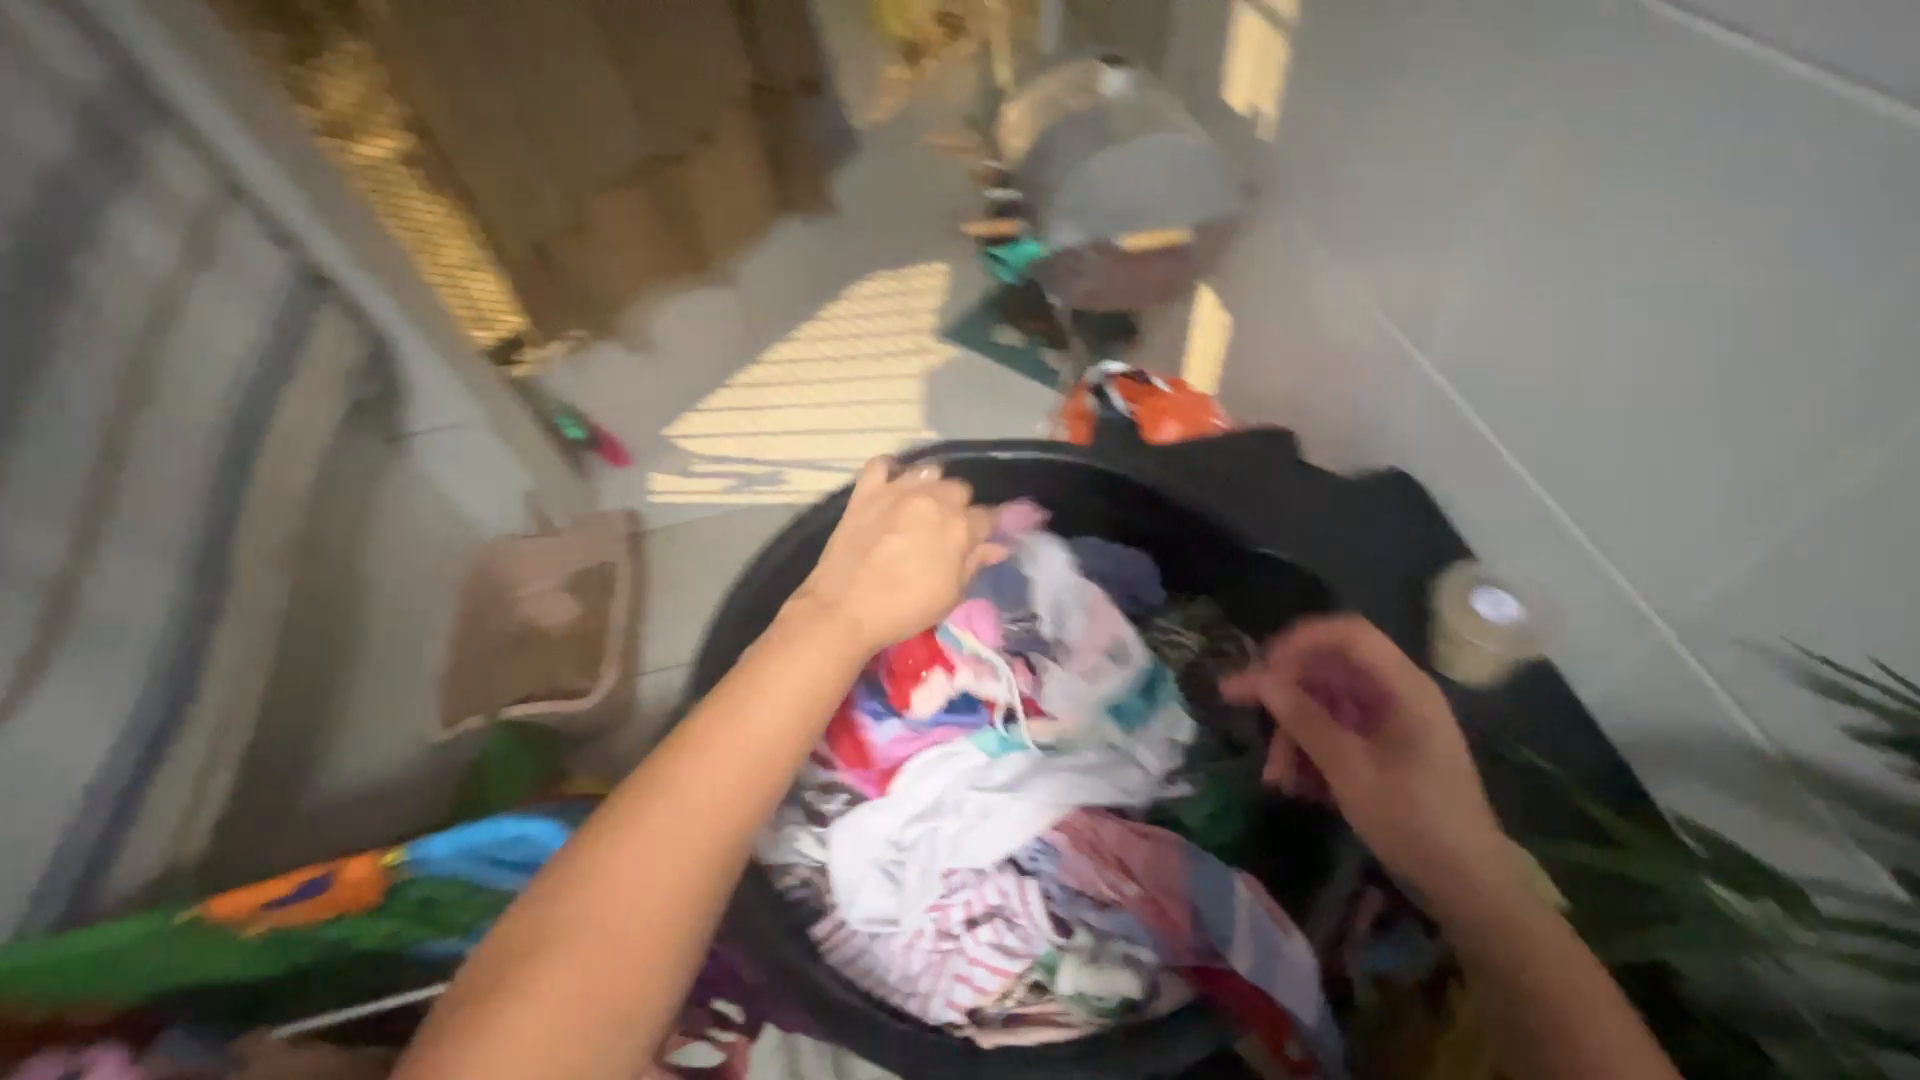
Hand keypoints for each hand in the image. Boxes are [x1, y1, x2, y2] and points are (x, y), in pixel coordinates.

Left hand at [785, 457, 1006, 657]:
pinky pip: (881, 465)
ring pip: (928, 472)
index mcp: (960, 527)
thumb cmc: (905, 609)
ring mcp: (897, 491)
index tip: (985, 539)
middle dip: (960, 506)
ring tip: (923, 508)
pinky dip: (890, 472)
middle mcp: (933, 499)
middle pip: (960, 489)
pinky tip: (892, 488)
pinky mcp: (866, 492)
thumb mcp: (951, 594)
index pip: (988, 516)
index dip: (989, 528)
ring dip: (932, 487)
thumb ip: (974, 563)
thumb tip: (997, 547)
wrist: (844, 609)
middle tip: (949, 530)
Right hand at [1221, 615, 1509, 900]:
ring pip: (1324, 706)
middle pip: (1327, 671)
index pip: (1346, 634)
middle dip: (1285, 697)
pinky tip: (1296, 788)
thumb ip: (1304, 719)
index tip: (1259, 666)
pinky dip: (1310, 755)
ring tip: (1276, 778)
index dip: (1299, 641)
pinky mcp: (1382, 753)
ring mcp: (1390, 725)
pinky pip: (1335, 735)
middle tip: (1241, 710)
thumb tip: (1259, 678)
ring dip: (1293, 735)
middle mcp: (1396, 696)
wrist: (1468, 884)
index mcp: (1402, 687)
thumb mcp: (1350, 769)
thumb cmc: (1414, 819)